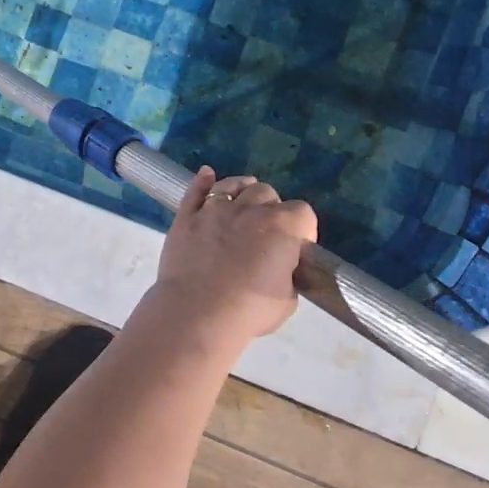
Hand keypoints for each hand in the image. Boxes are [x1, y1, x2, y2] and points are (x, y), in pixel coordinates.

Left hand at [153, 166, 317, 349]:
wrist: (197, 312)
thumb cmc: (248, 310)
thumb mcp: (287, 297)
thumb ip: (286, 271)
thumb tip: (278, 264)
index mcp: (282, 227)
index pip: (303, 212)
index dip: (302, 229)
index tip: (295, 247)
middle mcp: (249, 209)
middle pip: (266, 193)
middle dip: (271, 208)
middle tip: (265, 232)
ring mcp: (213, 209)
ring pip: (232, 185)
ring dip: (242, 191)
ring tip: (243, 203)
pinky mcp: (186, 216)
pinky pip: (196, 190)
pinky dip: (202, 181)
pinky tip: (207, 174)